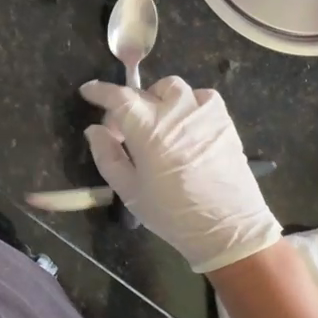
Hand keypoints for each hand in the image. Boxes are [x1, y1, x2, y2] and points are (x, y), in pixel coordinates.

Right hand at [79, 76, 280, 273]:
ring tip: (159, 122)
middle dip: (128, 105)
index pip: (117, 96)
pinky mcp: (223, 120)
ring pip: (172, 88)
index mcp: (146, 129)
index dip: (99, 91)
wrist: (229, 229)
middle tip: (126, 130)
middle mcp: (174, 112)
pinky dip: (189, 102)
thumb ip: (106, 155)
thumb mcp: (129, 190)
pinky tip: (186, 123)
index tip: (88, 91)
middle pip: (143, 91)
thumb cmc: (172, 213)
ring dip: (158, 99)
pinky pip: (202, 96)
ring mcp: (202, 113)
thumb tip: (94, 130)